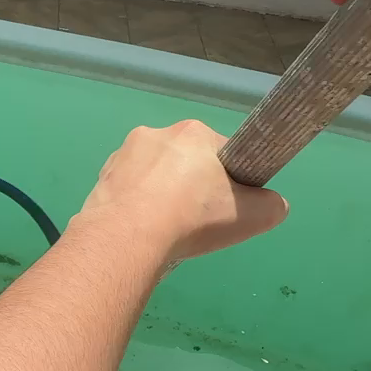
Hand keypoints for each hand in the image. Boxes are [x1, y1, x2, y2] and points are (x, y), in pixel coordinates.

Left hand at [78, 120, 287, 261]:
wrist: (126, 237)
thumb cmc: (193, 218)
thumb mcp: (255, 215)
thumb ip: (271, 204)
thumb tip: (269, 204)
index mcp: (192, 132)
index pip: (220, 152)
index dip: (227, 178)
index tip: (222, 202)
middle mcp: (152, 134)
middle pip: (183, 161)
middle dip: (190, 185)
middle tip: (193, 218)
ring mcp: (120, 155)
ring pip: (152, 175)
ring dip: (159, 195)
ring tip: (163, 225)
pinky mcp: (99, 178)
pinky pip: (126, 190)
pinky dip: (134, 205)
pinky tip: (139, 227)